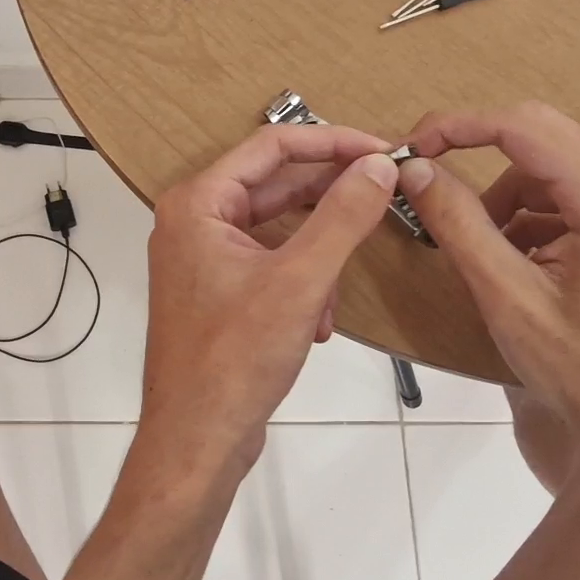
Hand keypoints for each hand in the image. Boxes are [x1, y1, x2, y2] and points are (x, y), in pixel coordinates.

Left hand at [141, 124, 397, 473]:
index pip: (272, 146)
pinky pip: (270, 265)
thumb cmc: (234, 359)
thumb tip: (379, 166)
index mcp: (199, 204)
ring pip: (278, 231)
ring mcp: (203, 258)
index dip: (333, 142)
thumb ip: (342, 217)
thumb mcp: (299, 281)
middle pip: (275, 185)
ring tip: (334, 292)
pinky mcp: (217, 291)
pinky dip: (301, 284)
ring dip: (317, 256)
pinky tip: (316, 323)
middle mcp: (194, 222)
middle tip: (385, 194)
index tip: (383, 150)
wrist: (196, 438)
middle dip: (330, 200)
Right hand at [396, 103, 579, 458]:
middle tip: (428, 196)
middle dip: (479, 165)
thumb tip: (414, 169)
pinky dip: (532, 221)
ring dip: (504, 200)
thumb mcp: (508, 298)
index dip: (458, 126)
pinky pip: (574, 200)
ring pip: (554, 171)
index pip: (525, 126)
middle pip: (541, 141)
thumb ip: (457, 224)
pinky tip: (517, 267)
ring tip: (481, 255)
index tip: (409, 150)